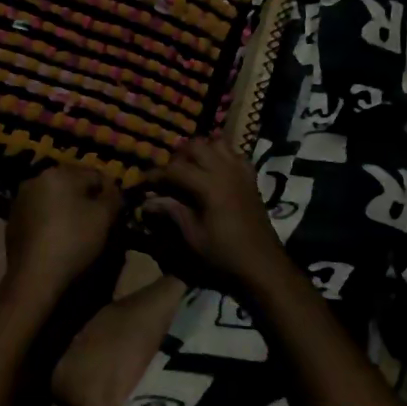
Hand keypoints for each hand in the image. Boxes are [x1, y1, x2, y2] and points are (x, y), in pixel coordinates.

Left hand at [4, 165, 122, 296]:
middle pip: (71, 185)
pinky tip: (60, 240)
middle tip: (100, 220)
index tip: (117, 209)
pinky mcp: (12, 224)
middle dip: (87, 199)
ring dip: (69, 210)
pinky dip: (53, 222)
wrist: (35, 277)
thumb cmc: (73, 240)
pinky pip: (40, 216)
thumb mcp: (104, 216)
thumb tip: (113, 190)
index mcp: (56, 173)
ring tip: (81, 231)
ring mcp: (19, 203)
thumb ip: (113, 197)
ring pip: (54, 200)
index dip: (109, 191)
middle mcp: (34, 181)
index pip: (94, 174)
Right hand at [145, 138, 288, 284]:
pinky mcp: (251, 177)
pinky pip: (234, 154)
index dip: (156, 174)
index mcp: (210, 186)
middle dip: (178, 156)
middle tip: (168, 176)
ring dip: (200, 151)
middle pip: (196, 146)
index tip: (143, 183)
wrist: (262, 262)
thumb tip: (147, 201)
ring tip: (190, 170)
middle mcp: (226, 170)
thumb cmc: (225, 253)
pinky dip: (221, 156)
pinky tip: (214, 172)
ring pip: (216, 143)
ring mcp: (241, 171)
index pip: (176, 169)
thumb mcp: (193, 236)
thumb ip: (172, 212)